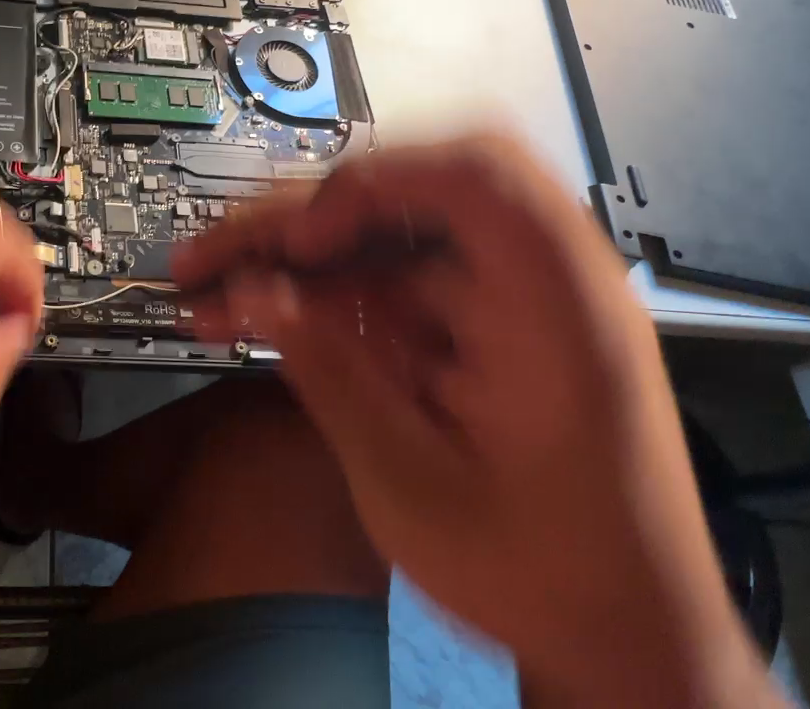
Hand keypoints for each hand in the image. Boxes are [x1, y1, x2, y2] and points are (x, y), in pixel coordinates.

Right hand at [176, 132, 780, 707]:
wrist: (611, 632)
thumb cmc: (540, 575)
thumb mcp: (418, 485)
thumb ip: (332, 375)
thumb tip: (253, 289)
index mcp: (555, 308)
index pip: (476, 177)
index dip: (373, 184)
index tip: (299, 240)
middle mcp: (522, 284)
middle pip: (397, 199)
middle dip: (289, 221)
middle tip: (206, 258)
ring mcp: (480, 305)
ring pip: (365, 241)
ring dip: (278, 259)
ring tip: (198, 285)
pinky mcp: (448, 330)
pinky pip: (365, 289)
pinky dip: (300, 300)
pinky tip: (235, 317)